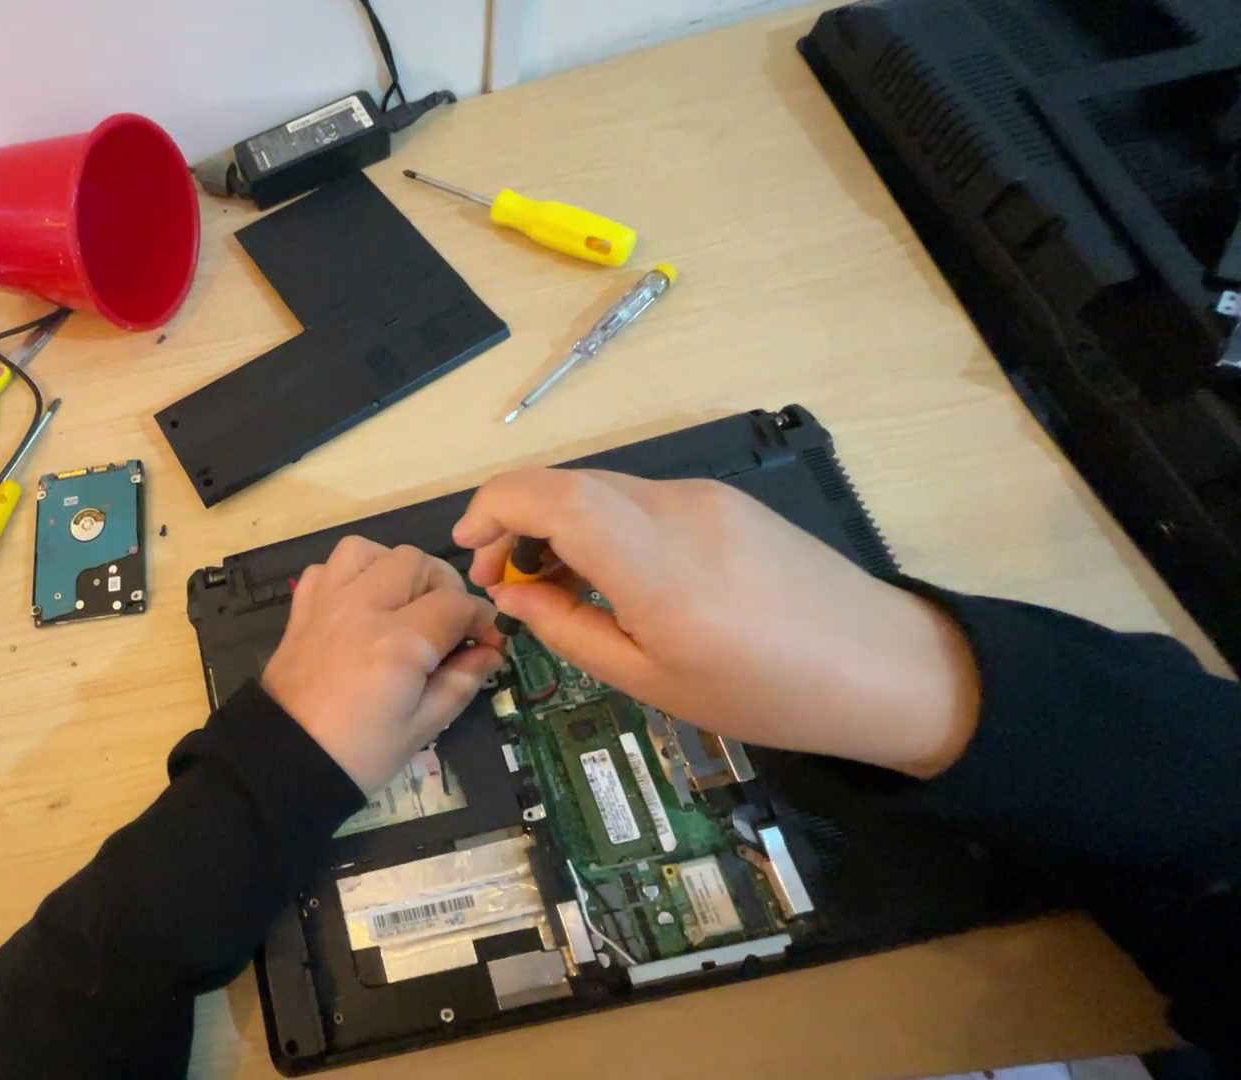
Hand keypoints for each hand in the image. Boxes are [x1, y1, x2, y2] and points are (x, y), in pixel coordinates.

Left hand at [262, 538, 504, 792]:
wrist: (285, 760)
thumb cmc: (359, 753)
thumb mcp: (421, 728)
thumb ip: (460, 682)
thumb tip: (491, 652)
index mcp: (398, 643)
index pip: (456, 604)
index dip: (482, 619)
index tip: (488, 640)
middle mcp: (363, 608)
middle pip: (415, 562)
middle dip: (443, 585)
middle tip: (448, 621)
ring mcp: (327, 603)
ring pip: (367, 550)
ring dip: (393, 567)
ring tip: (403, 601)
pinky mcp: (302, 609)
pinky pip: (326, 568)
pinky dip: (349, 575)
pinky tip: (360, 603)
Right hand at [453, 469, 979, 777]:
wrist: (894, 669)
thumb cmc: (766, 694)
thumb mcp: (650, 681)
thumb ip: (567, 628)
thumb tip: (511, 593)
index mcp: (656, 566)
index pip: (553, 497)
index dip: (494, 508)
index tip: (470, 548)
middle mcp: (675, 510)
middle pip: (564, 483)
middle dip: (513, 520)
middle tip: (502, 577)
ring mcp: (701, 496)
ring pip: (595, 488)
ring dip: (552, 523)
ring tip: (546, 580)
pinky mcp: (719, 499)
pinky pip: (632, 498)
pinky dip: (593, 523)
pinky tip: (599, 570)